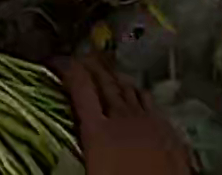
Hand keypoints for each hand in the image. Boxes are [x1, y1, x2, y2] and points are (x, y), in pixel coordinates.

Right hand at [57, 56, 191, 174]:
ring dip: (112, 76)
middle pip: (103, 80)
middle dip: (89, 65)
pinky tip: (134, 92)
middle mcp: (121, 117)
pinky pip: (147, 99)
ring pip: (126, 86)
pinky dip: (136, 91)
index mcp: (98, 133)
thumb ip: (72, 162)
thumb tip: (55, 160)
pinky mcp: (166, 128)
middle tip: (79, 58)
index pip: (80, 87)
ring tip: (104, 71)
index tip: (55, 61)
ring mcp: (146, 120)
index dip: (66, 68)